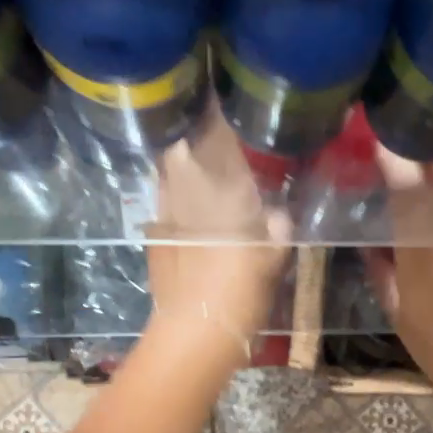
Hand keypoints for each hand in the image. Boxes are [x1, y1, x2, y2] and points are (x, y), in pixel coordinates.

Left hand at [146, 102, 290, 352]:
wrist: (193, 335)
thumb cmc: (238, 298)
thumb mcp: (269, 265)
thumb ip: (274, 235)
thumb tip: (278, 215)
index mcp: (221, 200)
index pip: (216, 148)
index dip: (216, 120)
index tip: (218, 98)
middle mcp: (188, 200)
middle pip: (184, 156)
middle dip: (192, 139)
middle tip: (203, 124)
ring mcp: (165, 219)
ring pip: (169, 178)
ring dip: (179, 165)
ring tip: (190, 154)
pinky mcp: (153, 240)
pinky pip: (162, 205)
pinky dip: (171, 196)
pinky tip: (181, 202)